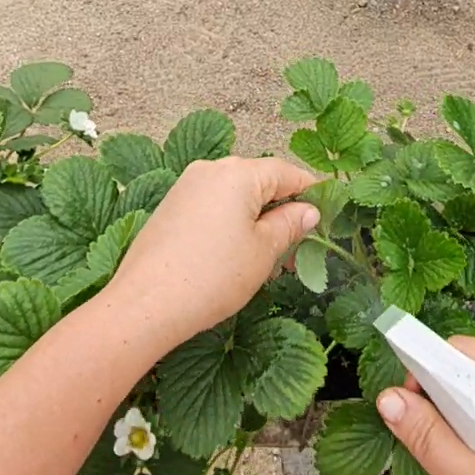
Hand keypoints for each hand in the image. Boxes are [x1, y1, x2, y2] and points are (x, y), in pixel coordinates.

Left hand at [105, 156, 320, 348]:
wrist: (145, 305)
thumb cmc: (212, 276)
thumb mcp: (263, 251)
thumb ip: (290, 225)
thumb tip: (308, 210)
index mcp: (238, 172)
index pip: (287, 172)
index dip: (311, 191)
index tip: (329, 212)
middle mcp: (211, 169)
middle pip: (260, 183)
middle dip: (284, 212)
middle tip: (301, 250)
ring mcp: (187, 187)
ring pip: (236, 197)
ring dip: (258, 222)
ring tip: (271, 262)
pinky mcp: (171, 207)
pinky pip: (213, 207)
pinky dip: (232, 225)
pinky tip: (238, 258)